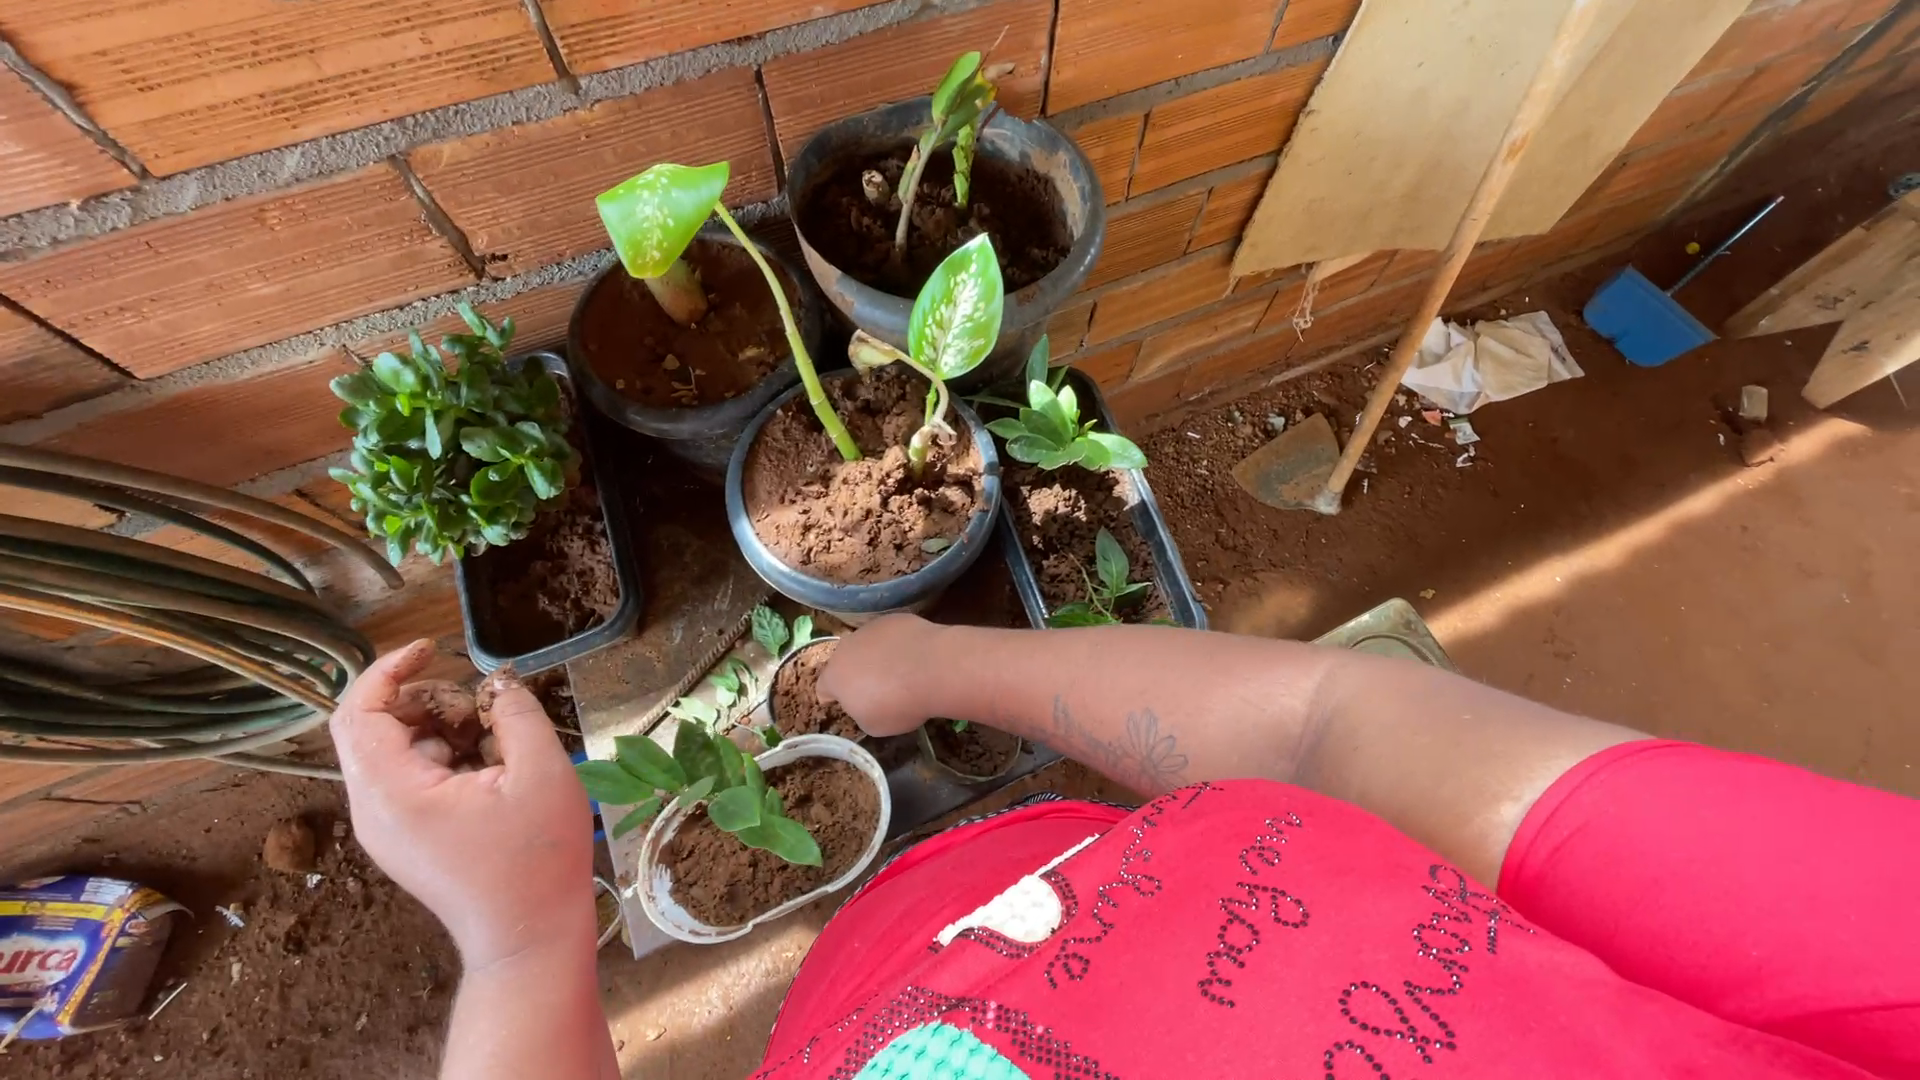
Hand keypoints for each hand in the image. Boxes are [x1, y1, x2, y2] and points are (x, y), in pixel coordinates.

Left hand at [330, 641, 595, 968]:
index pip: (357, 714)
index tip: (432, 647)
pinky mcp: (409, 838)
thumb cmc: (538, 853)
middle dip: (433, 703)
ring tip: (503, 744)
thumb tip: (499, 681)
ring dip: (448, 730)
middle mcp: (375, 810)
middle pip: (379, 729)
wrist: (531, 933)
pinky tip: (497, 771)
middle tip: (491, 710)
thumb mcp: (541, 771)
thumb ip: (517, 714)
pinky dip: (452, 758)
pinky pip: (416, 778)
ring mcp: (389, 828)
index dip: (386, 670)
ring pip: (402, 752)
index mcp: (394, 793)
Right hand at [817, 614, 947, 737]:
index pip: (823, 688)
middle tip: (877, 688)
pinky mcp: (894, 618)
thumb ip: (860, 712)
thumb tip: (864, 702)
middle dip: (856, 673)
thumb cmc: (898, 704)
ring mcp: (870, 628)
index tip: (847, 704)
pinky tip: (915, 655)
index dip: (834, 698)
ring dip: (877, 656)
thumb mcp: (873, 725)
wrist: (933, 668)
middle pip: (845, 662)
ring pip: (867, 645)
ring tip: (901, 670)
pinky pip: (890, 634)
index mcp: (834, 676)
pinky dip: (898, 643)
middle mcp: (846, 647)